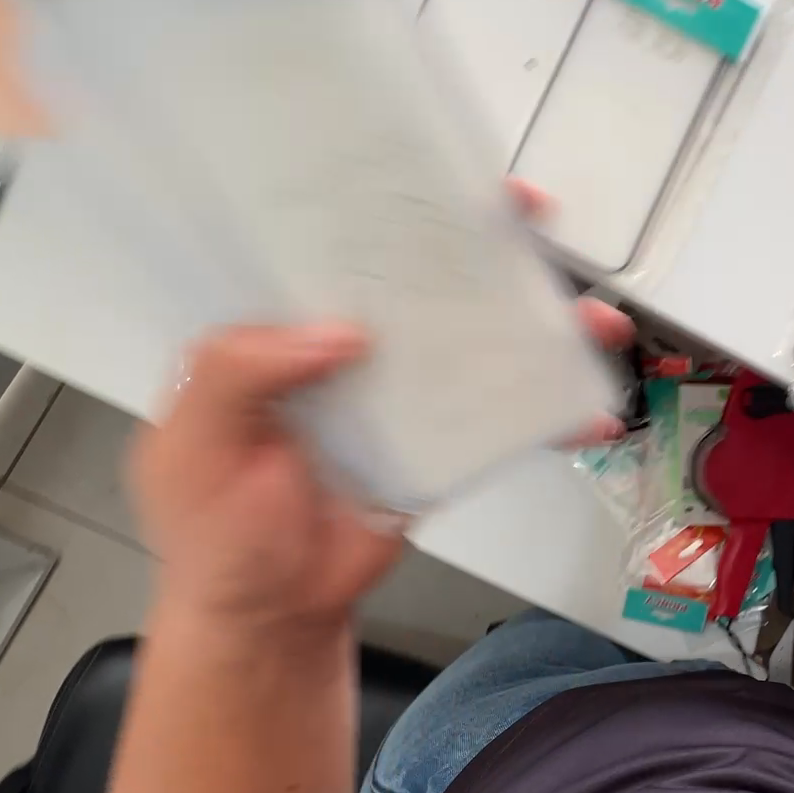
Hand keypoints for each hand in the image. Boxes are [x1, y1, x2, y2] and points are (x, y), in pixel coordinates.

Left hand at [132, 182, 632, 643]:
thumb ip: (237, 372)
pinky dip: (548, 419)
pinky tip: (590, 416)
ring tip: (599, 324)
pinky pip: (504, 423)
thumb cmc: (217, 530)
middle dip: (489, 255)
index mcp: (287, 332)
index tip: (438, 181)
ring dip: (543, 333)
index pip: (338, 251)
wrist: (276, 612)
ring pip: (482, 350)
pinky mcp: (447, 449)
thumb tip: (342, 331)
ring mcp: (410, 401)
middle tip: (541, 229)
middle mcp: (357, 353)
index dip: (388, 210)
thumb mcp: (194, 444)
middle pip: (430, 288)